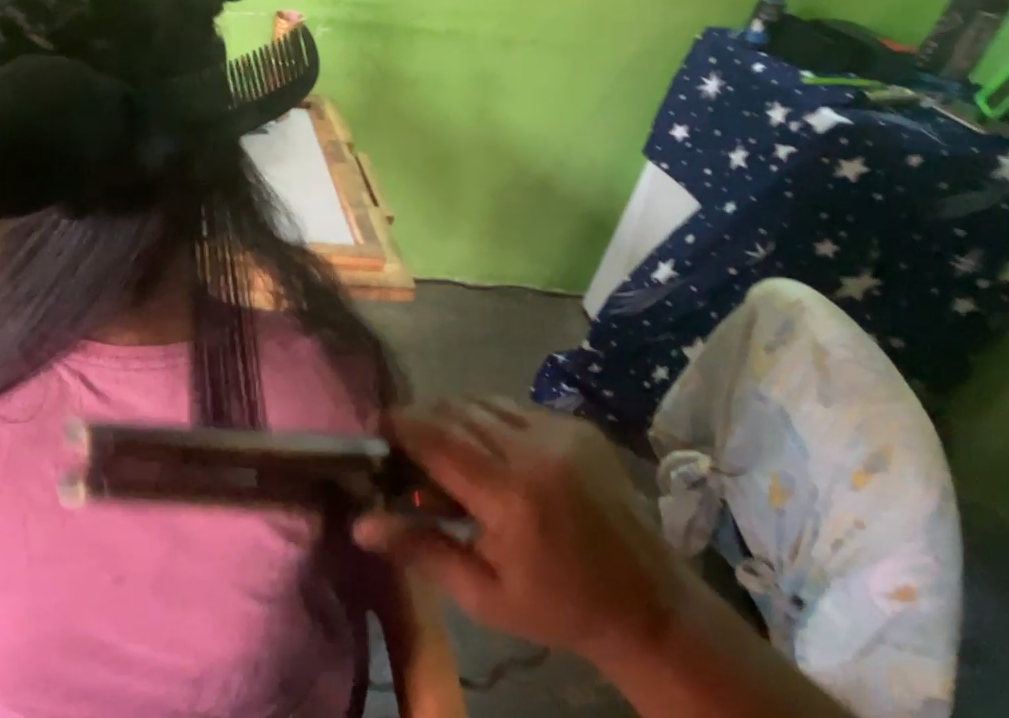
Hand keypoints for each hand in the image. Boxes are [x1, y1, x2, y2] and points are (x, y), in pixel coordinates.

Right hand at [355, 398, 687, 664]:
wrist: (649, 604)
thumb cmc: (557, 607)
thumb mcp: (482, 595)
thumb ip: (421, 550)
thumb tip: (359, 524)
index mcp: (509, 495)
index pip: (436, 436)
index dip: (399, 426)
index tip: (374, 432)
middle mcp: (534, 450)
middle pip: (455, 410)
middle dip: (420, 419)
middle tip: (402, 447)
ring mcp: (561, 432)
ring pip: (484, 400)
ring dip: (452, 416)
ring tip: (442, 448)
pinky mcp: (579, 427)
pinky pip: (516, 407)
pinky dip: (489, 419)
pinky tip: (488, 451)